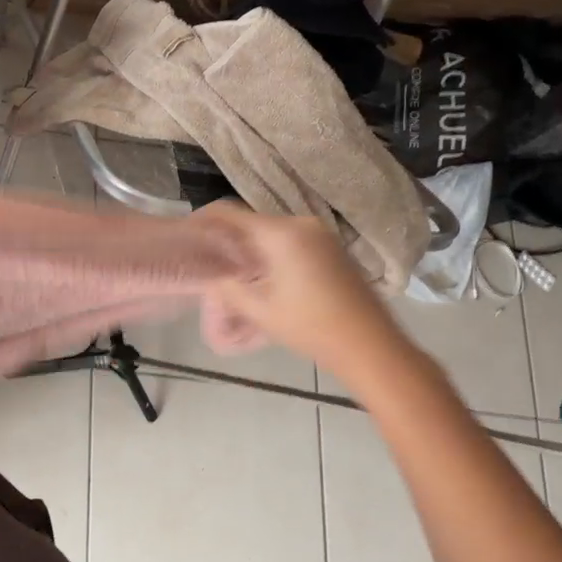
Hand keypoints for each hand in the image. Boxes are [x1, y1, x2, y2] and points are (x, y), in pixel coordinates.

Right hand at [200, 203, 418, 385]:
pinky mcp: (333, 248)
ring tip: (231, 270)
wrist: (375, 349)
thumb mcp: (257, 309)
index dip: (202, 221)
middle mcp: (302, 224)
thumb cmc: (312, 327)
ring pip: (270, 232)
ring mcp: (321, 235)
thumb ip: (225, 284)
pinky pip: (290, 240)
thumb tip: (207, 272)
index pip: (229, 212)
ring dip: (250, 247)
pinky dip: (272, 253)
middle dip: (227, 238)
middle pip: (251, 222)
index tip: (186, 237)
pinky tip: (263, 276)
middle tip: (207, 259)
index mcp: (282, 232)